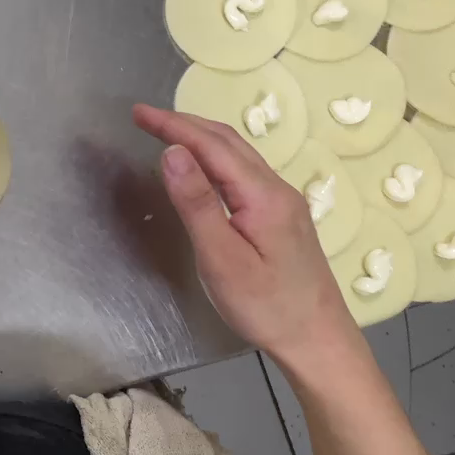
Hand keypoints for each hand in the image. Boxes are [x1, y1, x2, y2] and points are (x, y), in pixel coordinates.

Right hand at [132, 104, 356, 363]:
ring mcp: (282, 202)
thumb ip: (196, 202)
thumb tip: (172, 151)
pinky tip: (200, 164)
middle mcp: (276, 190)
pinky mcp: (280, 216)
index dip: (173, 125)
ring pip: (237, 154)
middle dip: (183, 123)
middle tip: (143, 117)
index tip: (137, 113)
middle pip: (227, 142)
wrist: (318, 341)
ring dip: (199, 136)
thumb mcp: (221, 258)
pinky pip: (242, 170)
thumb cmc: (265, 306)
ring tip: (165, 131)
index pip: (211, 146)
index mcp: (262, 195)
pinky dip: (213, 155)